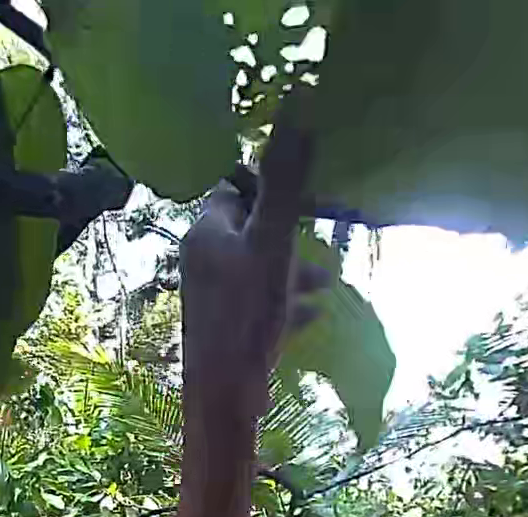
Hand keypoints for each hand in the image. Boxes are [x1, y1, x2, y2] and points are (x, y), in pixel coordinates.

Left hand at [173, 110, 326, 516]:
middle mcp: (201, 263)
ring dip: (292, 273)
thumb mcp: (272, 244)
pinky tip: (312, 318)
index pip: (231, 189)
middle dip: (287, 234)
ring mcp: (211, 299)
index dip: (266, 187)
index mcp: (205, 235)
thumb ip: (283, 182)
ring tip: (327, 286)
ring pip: (256, 271)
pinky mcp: (223, 330)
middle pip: (248, 231)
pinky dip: (283, 306)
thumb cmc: (247, 317)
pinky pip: (256, 306)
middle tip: (320, 242)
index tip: (303, 197)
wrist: (225, 398)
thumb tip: (296, 107)